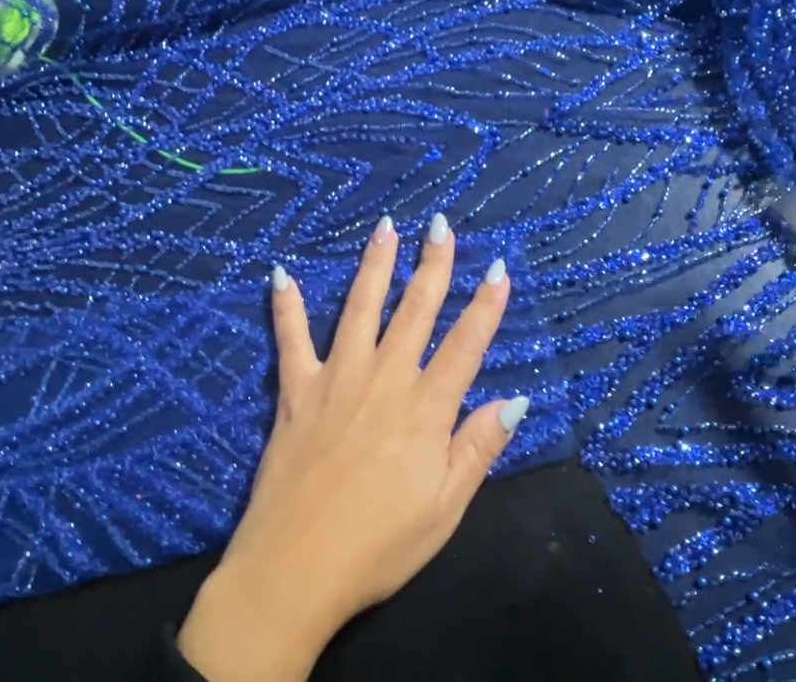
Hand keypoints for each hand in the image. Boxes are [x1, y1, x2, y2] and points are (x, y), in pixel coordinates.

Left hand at [177, 213, 526, 681]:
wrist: (295, 569)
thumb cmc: (380, 546)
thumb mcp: (446, 509)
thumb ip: (478, 448)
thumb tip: (516, 400)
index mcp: (426, 410)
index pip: (466, 345)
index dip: (486, 305)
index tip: (499, 266)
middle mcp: (384, 380)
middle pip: (415, 312)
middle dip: (433, 265)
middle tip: (441, 225)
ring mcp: (336, 380)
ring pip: (360, 309)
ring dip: (375, 266)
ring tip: (386, 228)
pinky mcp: (294, 392)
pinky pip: (290, 339)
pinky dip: (285, 306)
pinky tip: (280, 273)